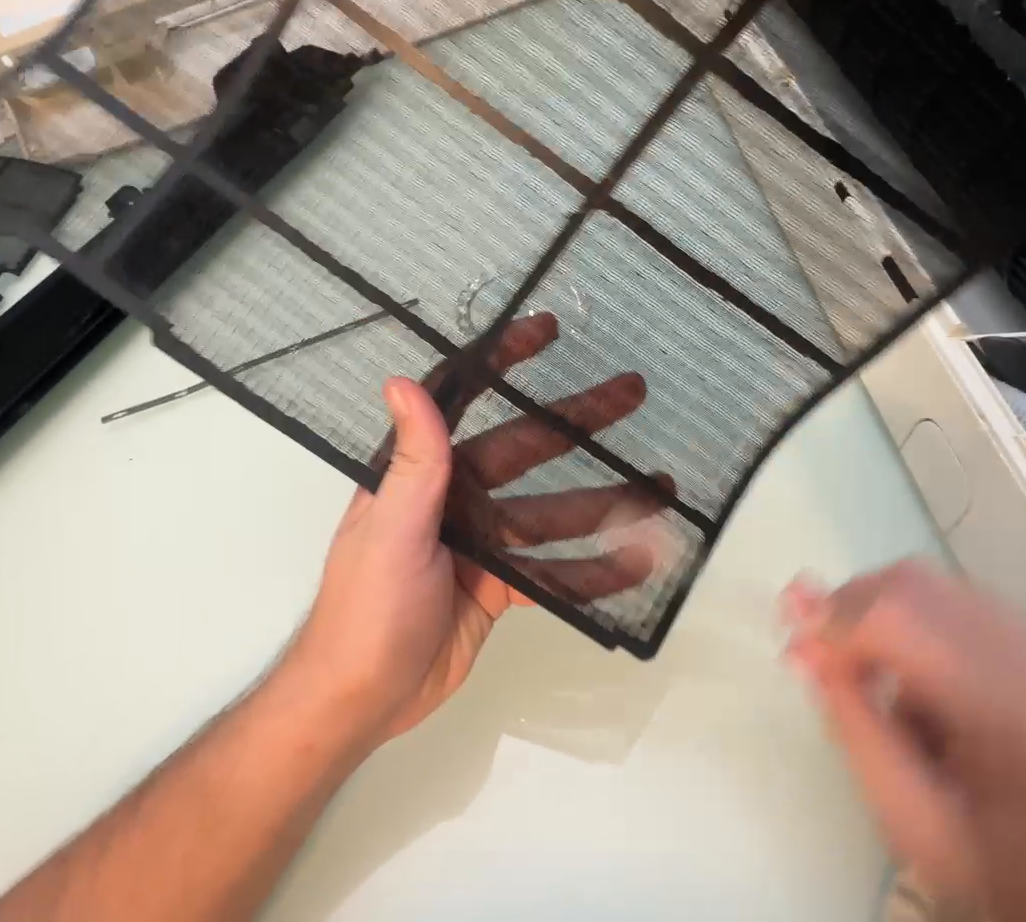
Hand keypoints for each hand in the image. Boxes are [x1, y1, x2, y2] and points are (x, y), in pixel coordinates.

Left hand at [289, 314, 670, 740]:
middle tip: (633, 391)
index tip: (545, 329)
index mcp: (423, 473)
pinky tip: (638, 562)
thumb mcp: (390, 528)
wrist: (362, 697)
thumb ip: (412, 460)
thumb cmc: (367, 606)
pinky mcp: (498, 586)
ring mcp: (480, 543)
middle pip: (527, 450)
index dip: (501, 361)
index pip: (462, 400)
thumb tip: (400, 379)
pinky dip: (593, 569)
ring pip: (552, 513)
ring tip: (662, 485)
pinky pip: (553, 570)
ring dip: (605, 500)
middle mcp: (455, 498)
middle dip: (578, 422)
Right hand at [783, 561, 1025, 921]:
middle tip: (820, 663)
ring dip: (885, 623)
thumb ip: (855, 728)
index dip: (827, 620)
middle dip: (848, 611)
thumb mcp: (921, 827)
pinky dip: (922, 635)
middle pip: (911, 583)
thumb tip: (802, 646)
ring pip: (935, 589)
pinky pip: (967, 611)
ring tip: (882, 695)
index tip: (792, 651)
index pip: (893, 614)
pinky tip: (929, 697)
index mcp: (1020, 710)